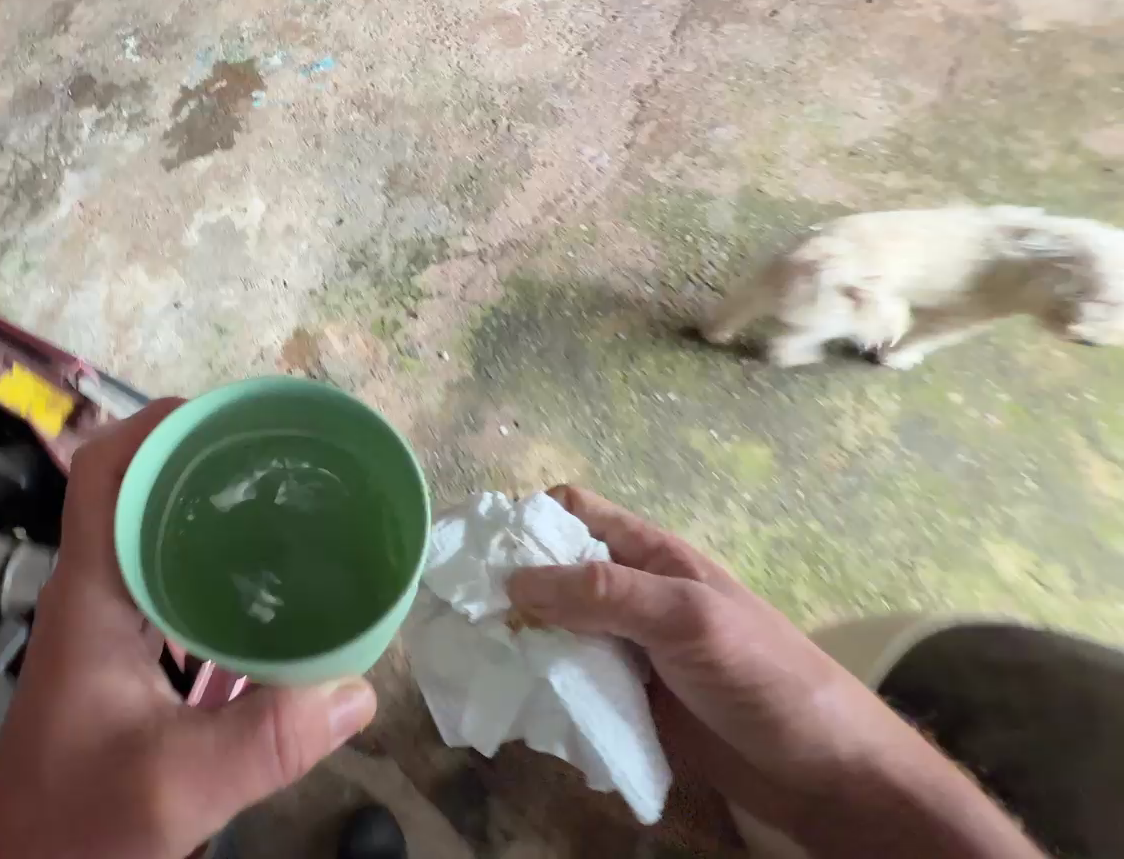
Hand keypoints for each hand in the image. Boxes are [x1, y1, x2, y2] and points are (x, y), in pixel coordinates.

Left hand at [0, 400, 377, 858]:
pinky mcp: (117, 657)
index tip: (217, 415)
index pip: (99, 475)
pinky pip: (164, 586)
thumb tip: (360, 688)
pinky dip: (206, 569)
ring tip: (271, 502)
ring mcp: (101, 625)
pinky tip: (258, 590)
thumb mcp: (177, 788)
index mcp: (88, 594)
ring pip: (149, 538)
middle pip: (132, 494)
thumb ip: (266, 740)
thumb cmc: (77, 827)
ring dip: (199, 512)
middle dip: (192, 461)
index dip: (149, 427)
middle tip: (267, 455)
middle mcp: (91, 593)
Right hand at [507, 485, 1041, 858]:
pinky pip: (561, 672)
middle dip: (507, 579)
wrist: (830, 781)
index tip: (483, 547)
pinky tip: (509, 686)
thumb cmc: (767, 677)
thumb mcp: (688, 618)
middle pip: (549, 567)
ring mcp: (619, 643)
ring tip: (473, 647)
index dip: (527, 518)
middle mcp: (625, 591)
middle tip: (463, 603)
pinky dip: (533, 675)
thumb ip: (603, 592)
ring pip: (547, 622)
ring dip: (515, 632)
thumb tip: (512, 582)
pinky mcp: (616, 693)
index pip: (571, 511)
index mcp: (646, 554)